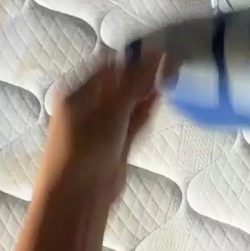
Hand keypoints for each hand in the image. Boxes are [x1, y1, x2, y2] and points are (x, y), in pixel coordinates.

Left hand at [35, 52, 165, 212]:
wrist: (79, 197)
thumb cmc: (85, 149)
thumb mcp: (112, 110)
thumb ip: (136, 82)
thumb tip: (158, 53)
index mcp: (78, 94)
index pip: (109, 67)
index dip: (135, 59)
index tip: (160, 54)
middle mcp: (88, 107)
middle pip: (121, 85)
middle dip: (145, 77)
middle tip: (171, 67)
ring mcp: (103, 126)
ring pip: (129, 103)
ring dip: (148, 94)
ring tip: (169, 81)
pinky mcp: (116, 143)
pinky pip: (133, 122)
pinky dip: (145, 113)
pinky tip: (158, 101)